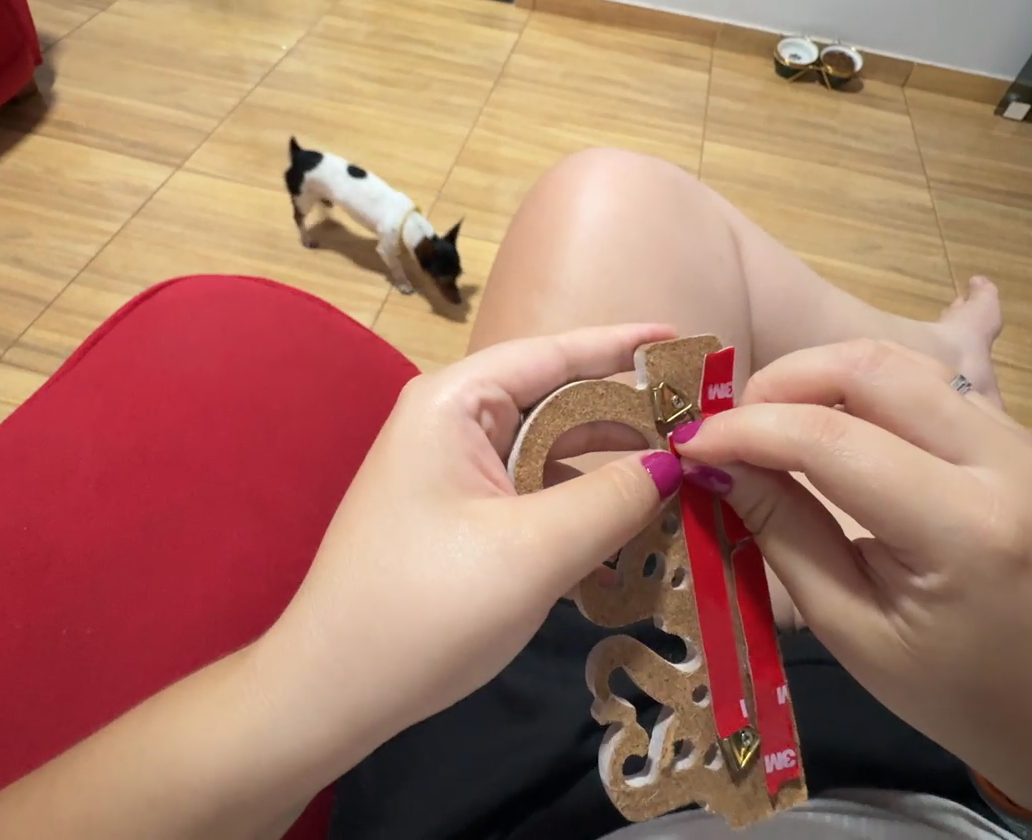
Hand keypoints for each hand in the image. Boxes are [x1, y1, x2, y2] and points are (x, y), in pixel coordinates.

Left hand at [258, 323, 688, 751]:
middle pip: (555, 401)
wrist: (331, 692)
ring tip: (680, 483)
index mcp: (456, 402)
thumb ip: (612, 498)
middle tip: (700, 430)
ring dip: (605, 470)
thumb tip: (675, 461)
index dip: (623, 345)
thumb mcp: (533, 551)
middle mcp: (452, 421)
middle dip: (624, 418)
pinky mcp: (458, 512)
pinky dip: (576, 507)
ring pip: (548, 451)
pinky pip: (531, 492)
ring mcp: (452, 469)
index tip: (685, 339)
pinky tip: (627, 532)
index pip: (553, 352)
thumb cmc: (425, 608)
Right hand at [671, 340, 1031, 817]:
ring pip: (897, 360)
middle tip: (734, 426)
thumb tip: (714, 463)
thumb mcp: (852, 629)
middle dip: (781, 381)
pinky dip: (861, 387)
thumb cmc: (959, 694)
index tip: (691, 444)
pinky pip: (925, 382)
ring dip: (820, 375)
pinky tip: (830, 424)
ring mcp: (1020, 440)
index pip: (830, 439)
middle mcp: (1003, 463)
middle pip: (869, 367)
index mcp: (966, 531)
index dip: (745, 430)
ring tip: (773, 421)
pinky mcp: (1017, 436)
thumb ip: (781, 530)